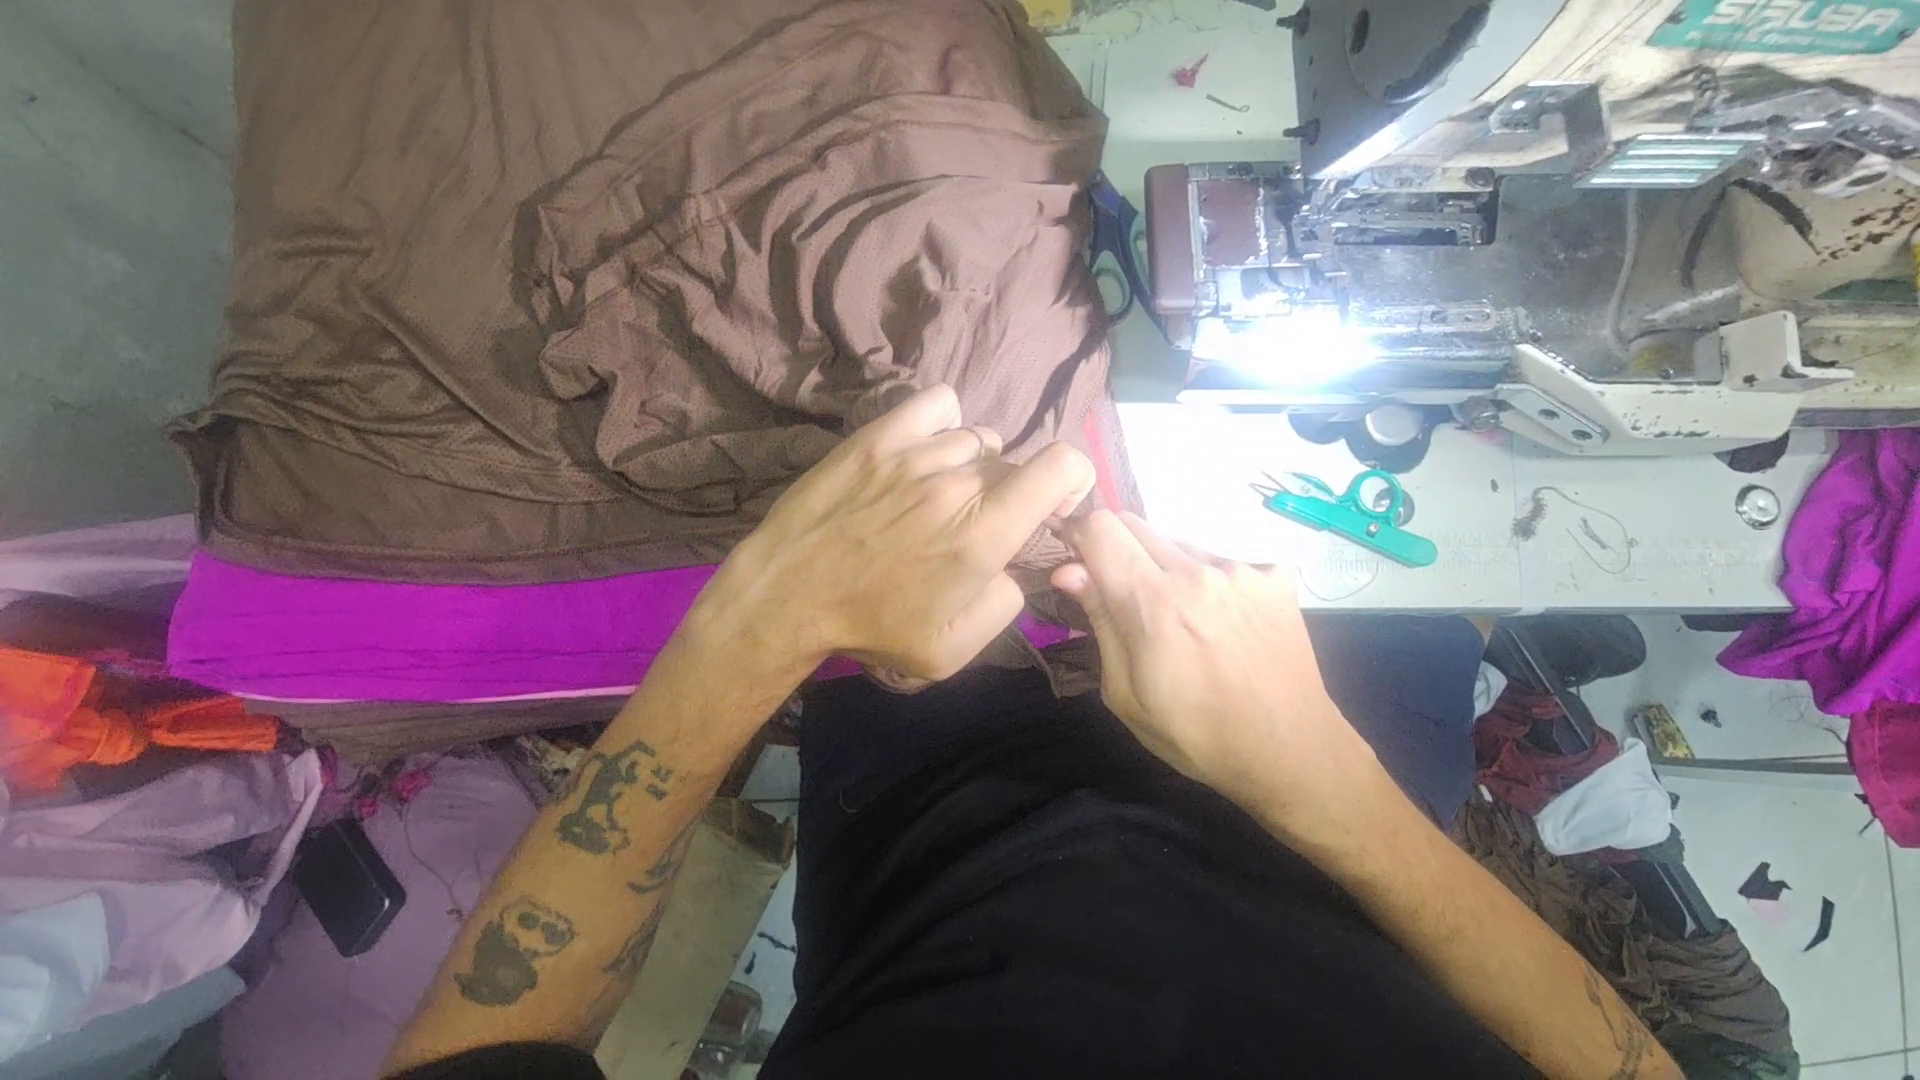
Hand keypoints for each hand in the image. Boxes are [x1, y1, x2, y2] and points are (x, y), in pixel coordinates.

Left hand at [694, 385, 1093, 680]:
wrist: (787, 595)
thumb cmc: (870, 629)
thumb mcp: (951, 651)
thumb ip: (1005, 605)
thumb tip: (1014, 567)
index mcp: (983, 534)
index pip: (1062, 466)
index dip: (1074, 480)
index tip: (1052, 508)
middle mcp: (958, 482)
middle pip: (1016, 462)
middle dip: (1012, 492)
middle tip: (977, 524)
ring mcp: (916, 453)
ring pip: (976, 439)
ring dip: (974, 465)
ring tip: (940, 494)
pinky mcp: (879, 437)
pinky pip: (937, 405)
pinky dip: (945, 422)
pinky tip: (927, 452)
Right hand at [1051, 511, 1389, 832]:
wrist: (1291, 750)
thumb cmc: (1196, 734)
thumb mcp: (1125, 693)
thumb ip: (1100, 621)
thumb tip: (1068, 571)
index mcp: (1153, 602)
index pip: (1100, 527)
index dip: (1078, 535)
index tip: (1074, 558)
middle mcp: (1197, 571)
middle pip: (1135, 525)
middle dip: (1116, 551)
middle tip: (1122, 596)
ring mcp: (1241, 570)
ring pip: (1179, 545)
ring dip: (1165, 567)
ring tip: (1181, 620)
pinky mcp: (1275, 577)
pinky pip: (1222, 562)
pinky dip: (1209, 581)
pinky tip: (1221, 622)